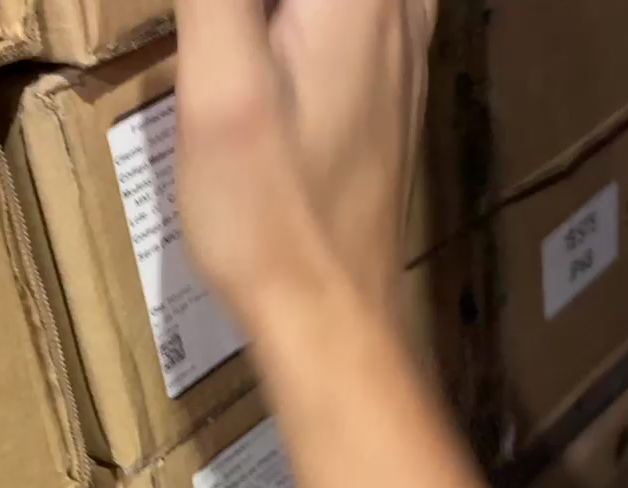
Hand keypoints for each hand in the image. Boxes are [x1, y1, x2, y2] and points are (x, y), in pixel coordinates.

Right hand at [174, 0, 436, 332]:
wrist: (329, 316)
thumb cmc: (268, 219)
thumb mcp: (220, 92)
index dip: (232, 6)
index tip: (219, 32)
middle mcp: (399, 5)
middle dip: (245, 13)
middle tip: (223, 40)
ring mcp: (409, 52)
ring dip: (287, 16)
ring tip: (244, 39)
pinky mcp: (396, 95)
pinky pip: (374, 12)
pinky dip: (318, 19)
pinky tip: (286, 41)